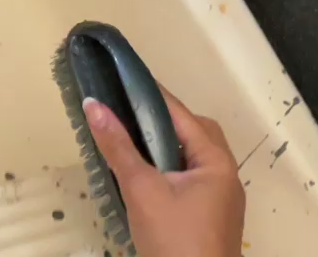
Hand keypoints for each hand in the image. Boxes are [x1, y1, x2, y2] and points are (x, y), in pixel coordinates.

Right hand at [84, 88, 245, 256]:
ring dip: (165, 145)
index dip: (149, 94)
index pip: (180, 113)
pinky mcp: (211, 219)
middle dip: (161, 120)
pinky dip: (169, 167)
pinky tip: (144, 175)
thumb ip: (117, 145)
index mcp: (216, 162)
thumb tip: (92, 103)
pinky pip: (191, 177)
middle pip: (193, 131)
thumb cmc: (174, 242)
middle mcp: (224, 176)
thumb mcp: (141, 189)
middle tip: (127, 115)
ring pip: (192, 156)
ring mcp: (220, 200)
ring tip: (131, 142)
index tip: (120, 78)